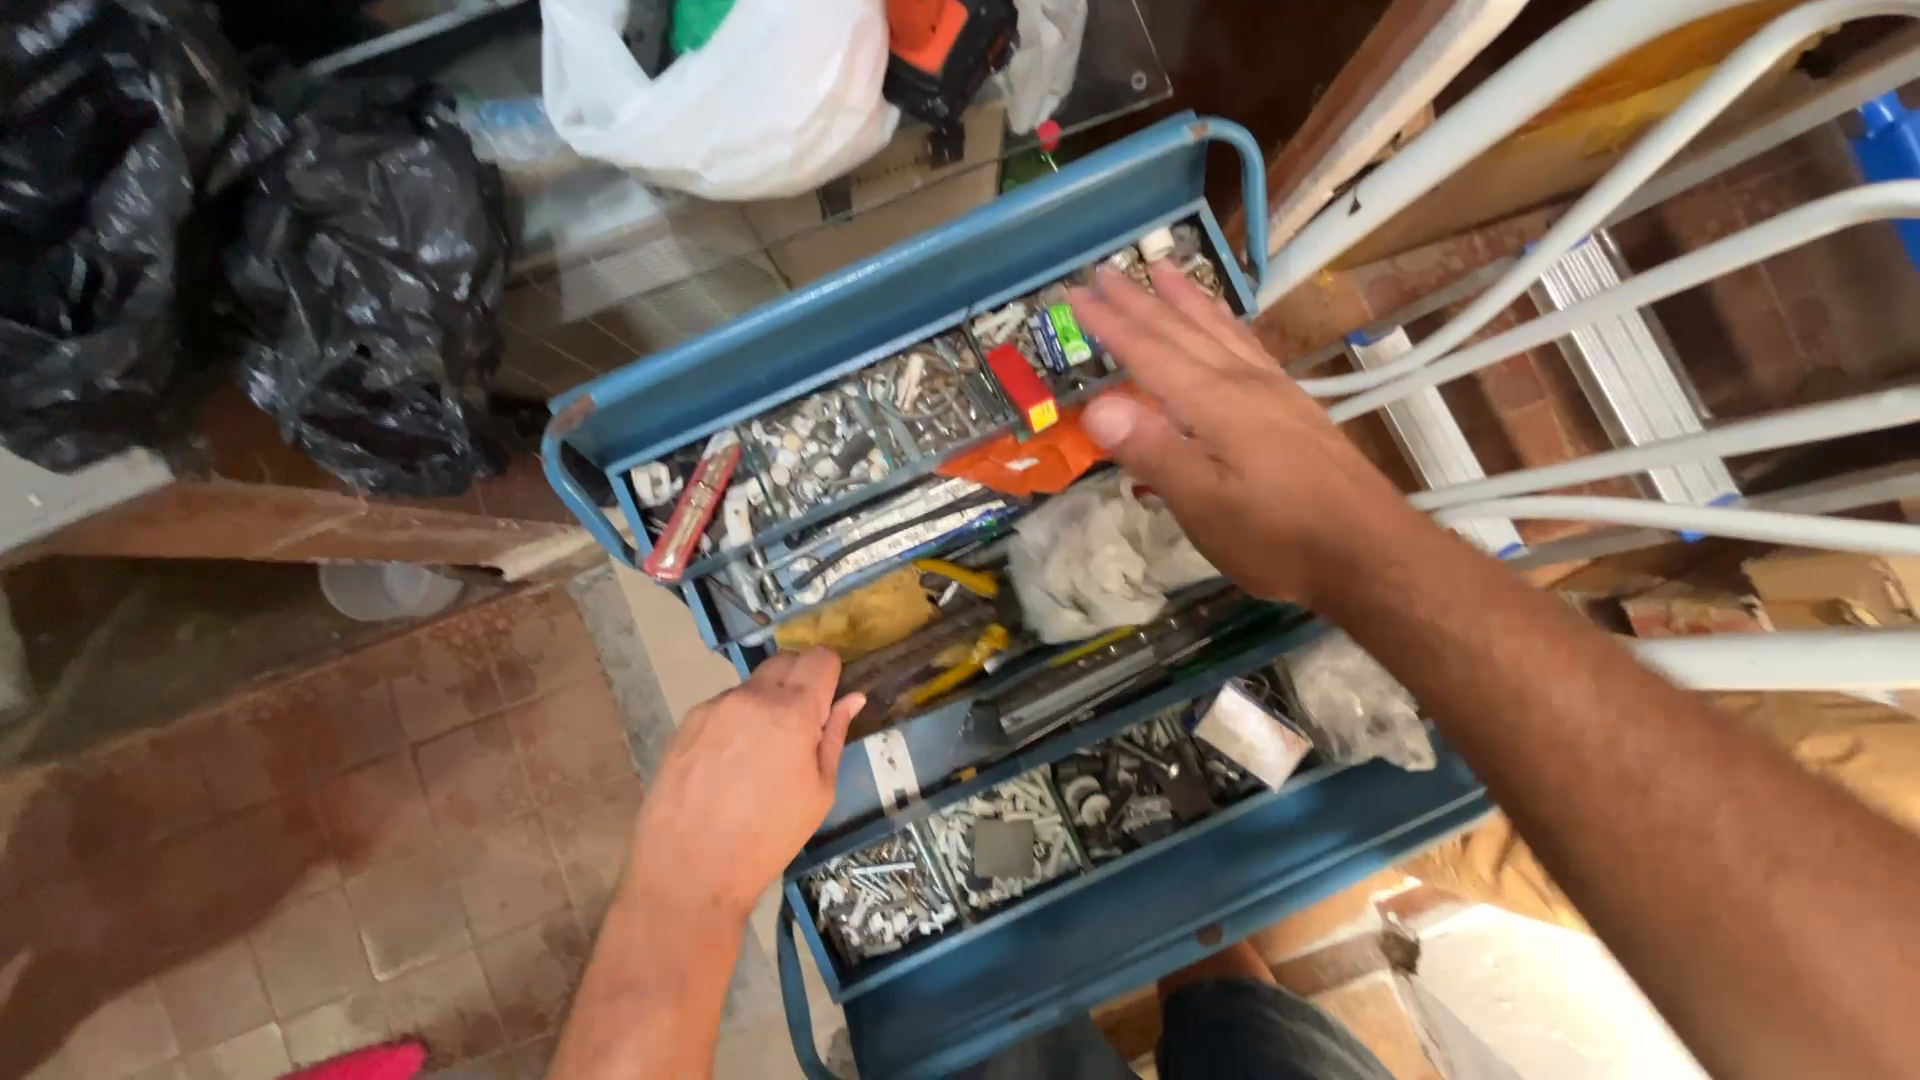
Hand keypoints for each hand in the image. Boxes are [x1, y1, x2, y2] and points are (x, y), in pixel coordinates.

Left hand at [627, 648, 864, 920]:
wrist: (690, 869)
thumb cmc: (768, 836)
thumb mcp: (819, 792)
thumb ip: (834, 737)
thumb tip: (851, 699)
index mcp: (793, 712)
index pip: (820, 658)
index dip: (830, 673)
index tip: (829, 699)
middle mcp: (753, 697)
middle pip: (786, 660)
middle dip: (801, 679)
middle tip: (802, 722)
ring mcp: (716, 706)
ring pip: (753, 685)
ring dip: (767, 701)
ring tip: (760, 751)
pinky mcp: (688, 722)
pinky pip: (725, 706)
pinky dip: (737, 720)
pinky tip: (729, 762)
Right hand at [1067, 262, 1421, 606]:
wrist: (1368, 553)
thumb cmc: (1277, 536)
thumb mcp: (1203, 504)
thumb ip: (1152, 451)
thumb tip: (1096, 406)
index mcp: (1215, 403)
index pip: (1150, 352)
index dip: (1110, 323)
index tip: (1075, 294)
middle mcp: (1244, 383)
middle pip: (1182, 331)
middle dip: (1140, 301)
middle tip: (1104, 271)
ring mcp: (1274, 392)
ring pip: (1220, 331)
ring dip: (1185, 300)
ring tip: (1163, 271)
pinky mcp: (1294, 407)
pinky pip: (1249, 347)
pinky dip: (1225, 325)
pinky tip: (1224, 326)